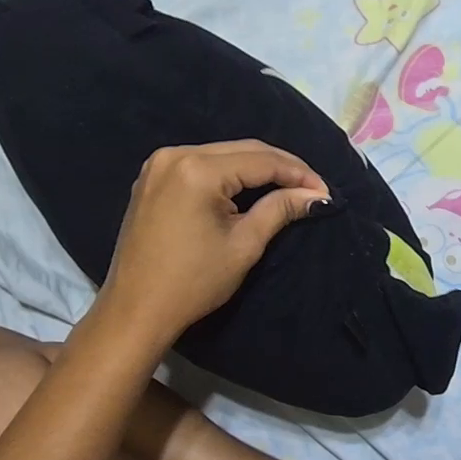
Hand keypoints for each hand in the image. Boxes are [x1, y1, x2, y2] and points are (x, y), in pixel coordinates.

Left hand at [96, 140, 330, 337]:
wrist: (135, 310)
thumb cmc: (193, 282)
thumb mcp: (244, 245)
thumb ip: (280, 210)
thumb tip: (316, 195)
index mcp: (197, 170)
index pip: (261, 161)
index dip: (298, 173)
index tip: (325, 191)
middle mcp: (175, 155)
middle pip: (242, 150)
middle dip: (281, 167)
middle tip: (312, 189)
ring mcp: (158, 164)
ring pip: (223, 154)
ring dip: (257, 168)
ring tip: (288, 188)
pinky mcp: (152, 178)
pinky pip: (201, 164)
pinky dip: (229, 173)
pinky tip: (251, 189)